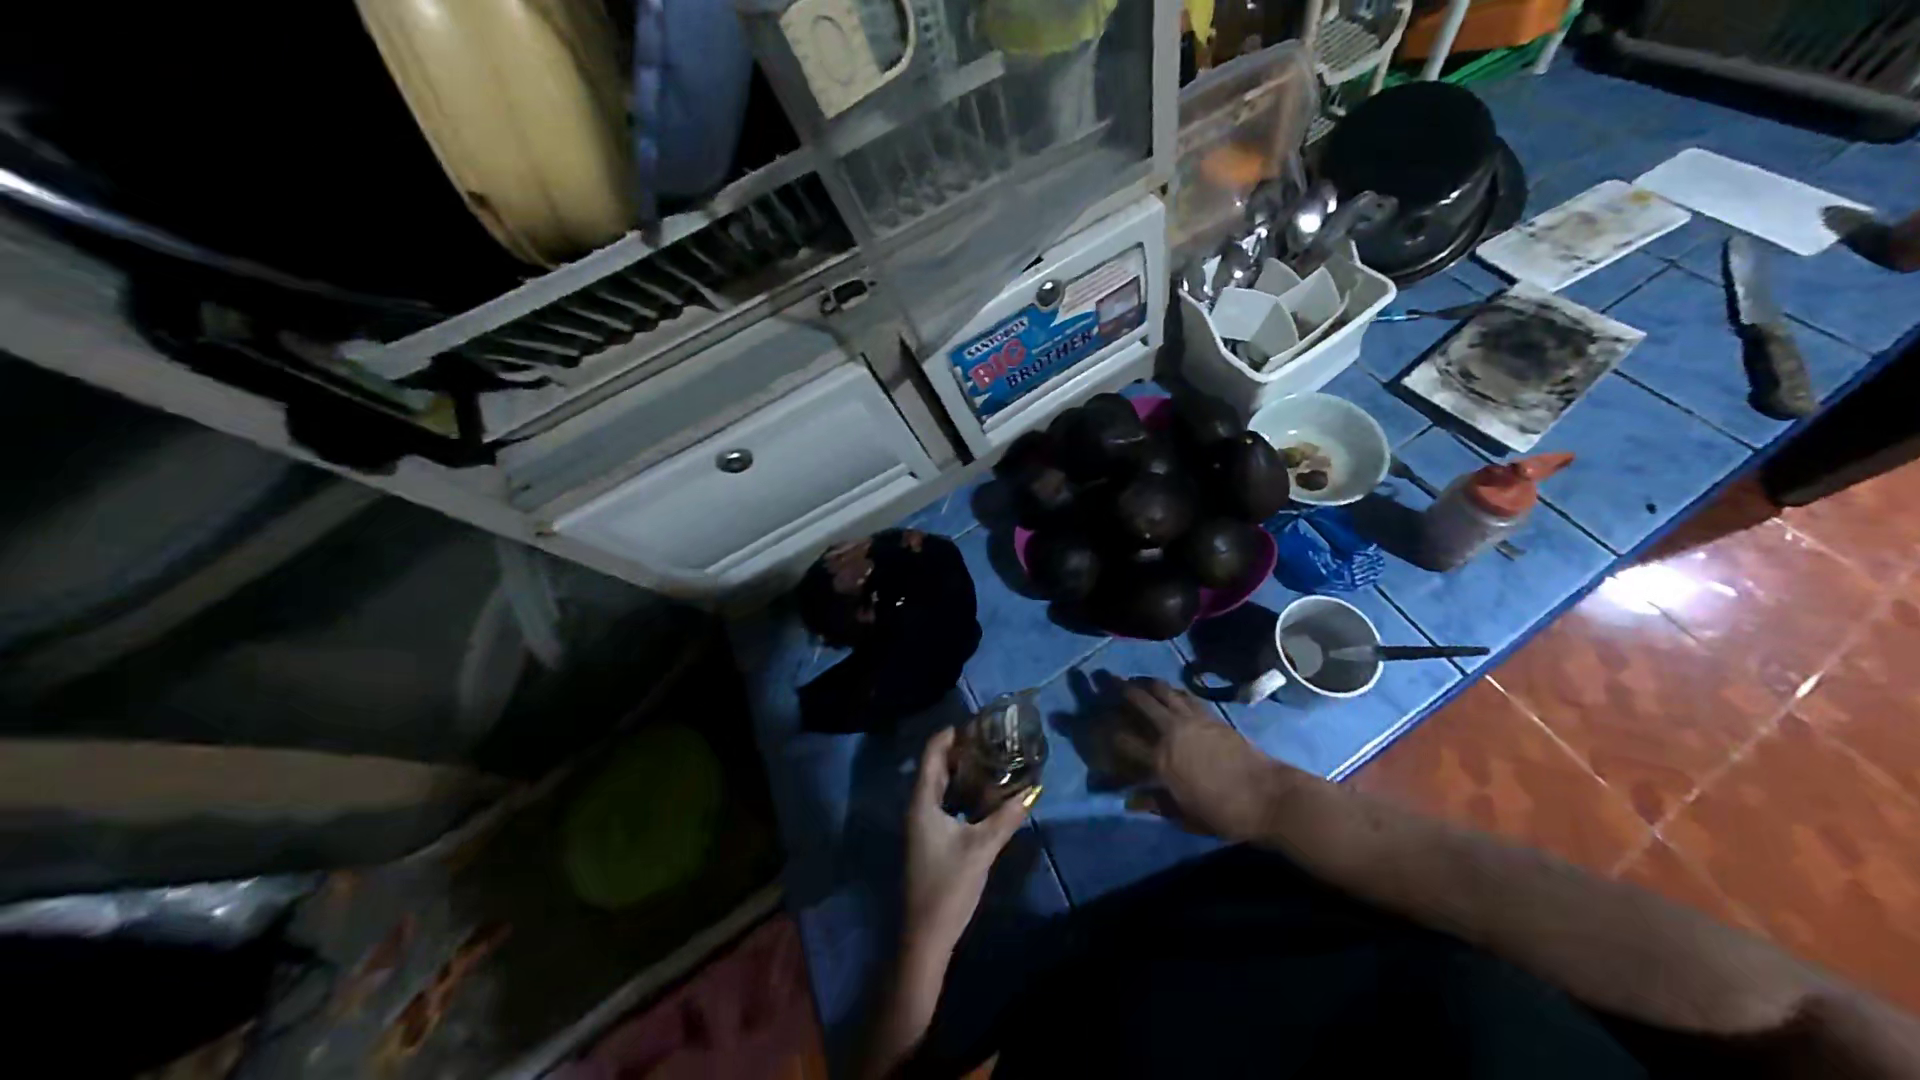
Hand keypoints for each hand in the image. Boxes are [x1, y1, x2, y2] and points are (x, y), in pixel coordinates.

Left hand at [902, 728, 1035, 954]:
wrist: (924, 937)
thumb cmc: (948, 887)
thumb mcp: (981, 849)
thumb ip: (1006, 818)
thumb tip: (1033, 791)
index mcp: (922, 801)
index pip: (932, 752)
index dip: (952, 734)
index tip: (979, 723)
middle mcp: (918, 806)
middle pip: (936, 766)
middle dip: (961, 750)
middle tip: (993, 739)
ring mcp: (922, 824)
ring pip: (940, 785)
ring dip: (962, 771)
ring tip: (994, 760)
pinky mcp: (930, 838)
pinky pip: (944, 802)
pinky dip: (962, 792)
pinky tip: (985, 796)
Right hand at [1113, 678, 1288, 841]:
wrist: (1269, 798)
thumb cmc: (1224, 814)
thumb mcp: (1185, 816)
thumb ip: (1155, 804)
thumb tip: (1130, 800)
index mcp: (1160, 761)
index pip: (1122, 740)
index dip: (1103, 732)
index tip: (1091, 724)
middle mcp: (1171, 733)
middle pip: (1139, 702)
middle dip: (1117, 689)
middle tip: (1102, 679)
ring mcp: (1192, 720)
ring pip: (1162, 691)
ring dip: (1144, 683)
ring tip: (1133, 679)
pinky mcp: (1210, 716)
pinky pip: (1185, 696)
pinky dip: (1171, 690)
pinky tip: (1166, 690)